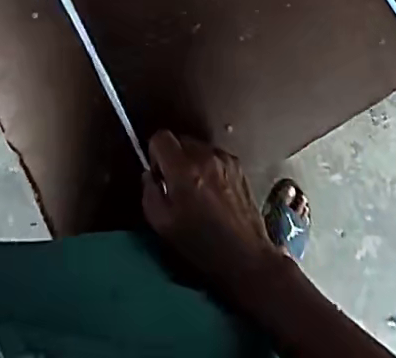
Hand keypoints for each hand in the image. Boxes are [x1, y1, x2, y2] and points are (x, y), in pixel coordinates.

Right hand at [141, 131, 290, 302]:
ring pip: (197, 147)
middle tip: (177, 185)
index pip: (161, 137)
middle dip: (173, 157)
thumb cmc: (201, 245)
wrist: (246, 258)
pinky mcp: (238, 165)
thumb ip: (149, 194)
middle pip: (179, 140)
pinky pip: (214, 156)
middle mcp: (204, 156)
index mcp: (183, 170)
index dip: (155, 153)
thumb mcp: (163, 226)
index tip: (160, 175)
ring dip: (192, 162)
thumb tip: (149, 175)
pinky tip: (214, 191)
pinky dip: (209, 167)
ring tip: (198, 190)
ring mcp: (224, 158)